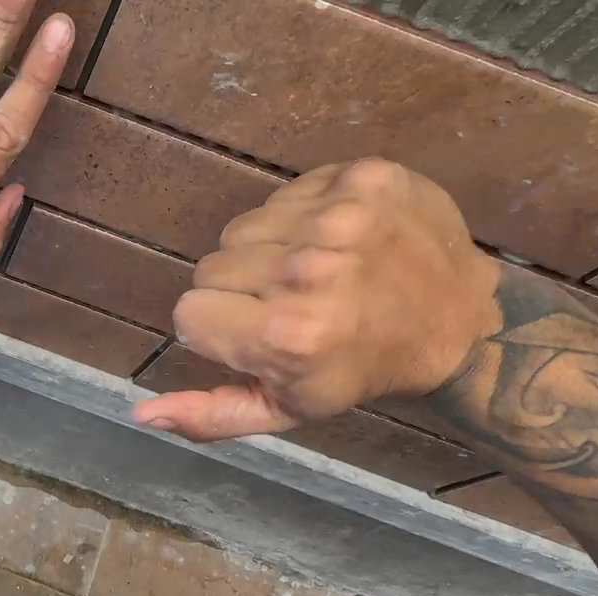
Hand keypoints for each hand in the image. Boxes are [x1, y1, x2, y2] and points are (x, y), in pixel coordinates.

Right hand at [132, 159, 502, 440]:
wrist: (455, 321)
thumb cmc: (354, 373)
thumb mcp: (281, 412)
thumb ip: (208, 416)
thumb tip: (142, 412)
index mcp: (284, 336)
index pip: (189, 312)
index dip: (213, 327)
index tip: (251, 336)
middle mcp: (307, 272)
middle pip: (211, 268)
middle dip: (235, 290)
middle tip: (281, 306)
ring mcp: (339, 218)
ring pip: (241, 229)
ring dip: (261, 252)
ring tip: (306, 273)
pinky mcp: (363, 177)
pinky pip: (283, 195)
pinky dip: (295, 218)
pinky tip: (329, 243)